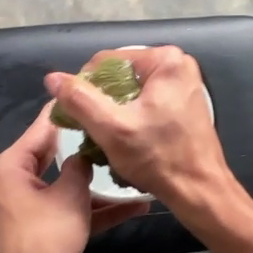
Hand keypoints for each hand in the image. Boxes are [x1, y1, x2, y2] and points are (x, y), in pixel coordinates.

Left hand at [0, 103, 148, 252]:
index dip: (71, 112)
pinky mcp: (44, 227)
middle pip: (56, 154)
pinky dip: (95, 209)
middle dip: (89, 147)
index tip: (95, 94)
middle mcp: (15, 180)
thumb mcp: (70, 196)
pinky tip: (135, 205)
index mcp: (11, 166)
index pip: (43, 128)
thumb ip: (80, 167)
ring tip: (131, 166)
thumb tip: (87, 151)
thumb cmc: (45, 239)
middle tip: (119, 127)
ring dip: (98, 183)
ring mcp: (29, 205)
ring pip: (67, 184)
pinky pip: (71, 208)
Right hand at [44, 47, 238, 215]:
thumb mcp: (112, 129)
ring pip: (131, 93)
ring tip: (107, 138)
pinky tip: (125, 142)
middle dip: (102, 102)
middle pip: (120, 77)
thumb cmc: (159, 159)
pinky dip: (131, 120)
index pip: (107, 61)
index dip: (86, 87)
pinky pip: (146, 105)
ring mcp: (183, 87)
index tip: (79, 116)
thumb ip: (80, 100)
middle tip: (93, 130)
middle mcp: (178, 66)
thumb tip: (53, 78)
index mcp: (166, 60)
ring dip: (115, 114)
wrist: (199, 191)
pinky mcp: (183, 107)